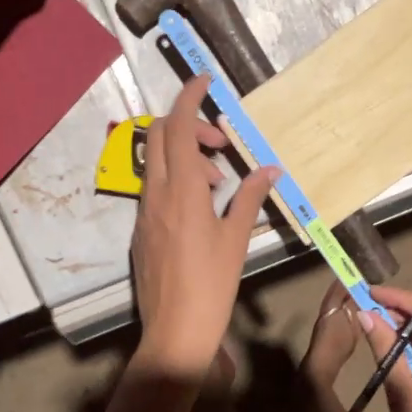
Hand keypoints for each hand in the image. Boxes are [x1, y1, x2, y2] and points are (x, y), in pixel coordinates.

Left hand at [131, 75, 276, 375]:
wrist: (175, 331)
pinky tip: (202, 209)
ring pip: (157, 164)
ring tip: (219, 183)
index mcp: (181, 192)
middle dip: (190, 125)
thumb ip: (249, 198)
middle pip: (161, 137)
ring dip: (186, 157)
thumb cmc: (212, 286)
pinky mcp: (141, 231)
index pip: (177, 128)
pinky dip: (177, 182)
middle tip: (221, 142)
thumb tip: (270, 169)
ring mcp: (144, 213)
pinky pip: (156, 189)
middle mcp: (155, 195)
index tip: (205, 81)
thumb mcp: (236, 239)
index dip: (189, 97)